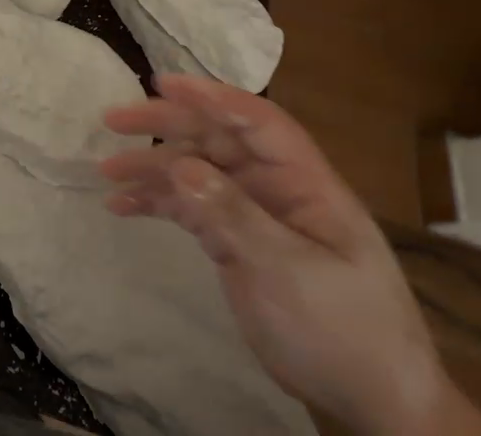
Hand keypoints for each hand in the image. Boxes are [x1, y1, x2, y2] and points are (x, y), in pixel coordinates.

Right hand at [100, 74, 480, 435]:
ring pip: (196, 174)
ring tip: (107, 173)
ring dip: (152, 169)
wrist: (373, 398)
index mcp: (307, 184)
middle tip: (113, 121)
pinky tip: (123, 207)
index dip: (212, 97)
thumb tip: (179, 164)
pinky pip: (189, 210)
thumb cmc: (344, 328)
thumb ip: (234, 215)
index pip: (258, 123)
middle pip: (217, 141)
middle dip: (166, 126)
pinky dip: (156, 204)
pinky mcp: (236, 245)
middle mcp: (277, 190)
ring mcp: (255, 217)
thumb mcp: (291, 271)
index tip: (160, 83)